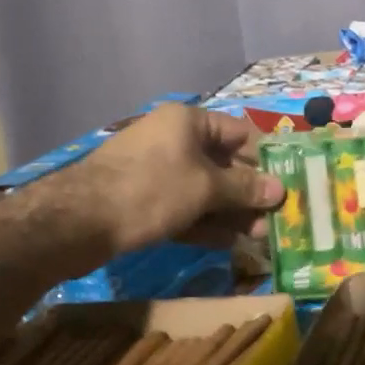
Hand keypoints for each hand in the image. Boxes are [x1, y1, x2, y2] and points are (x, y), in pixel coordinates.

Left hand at [61, 104, 284, 254]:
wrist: (74, 223)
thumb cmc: (150, 190)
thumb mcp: (205, 189)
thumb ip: (245, 190)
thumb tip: (279, 191)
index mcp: (189, 121)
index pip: (241, 133)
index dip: (268, 158)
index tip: (290, 181)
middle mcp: (173, 139)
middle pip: (224, 163)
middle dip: (250, 192)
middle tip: (277, 217)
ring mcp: (155, 170)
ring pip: (204, 189)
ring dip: (231, 211)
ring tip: (259, 236)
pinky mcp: (141, 199)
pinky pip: (183, 206)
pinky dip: (205, 221)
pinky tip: (229, 243)